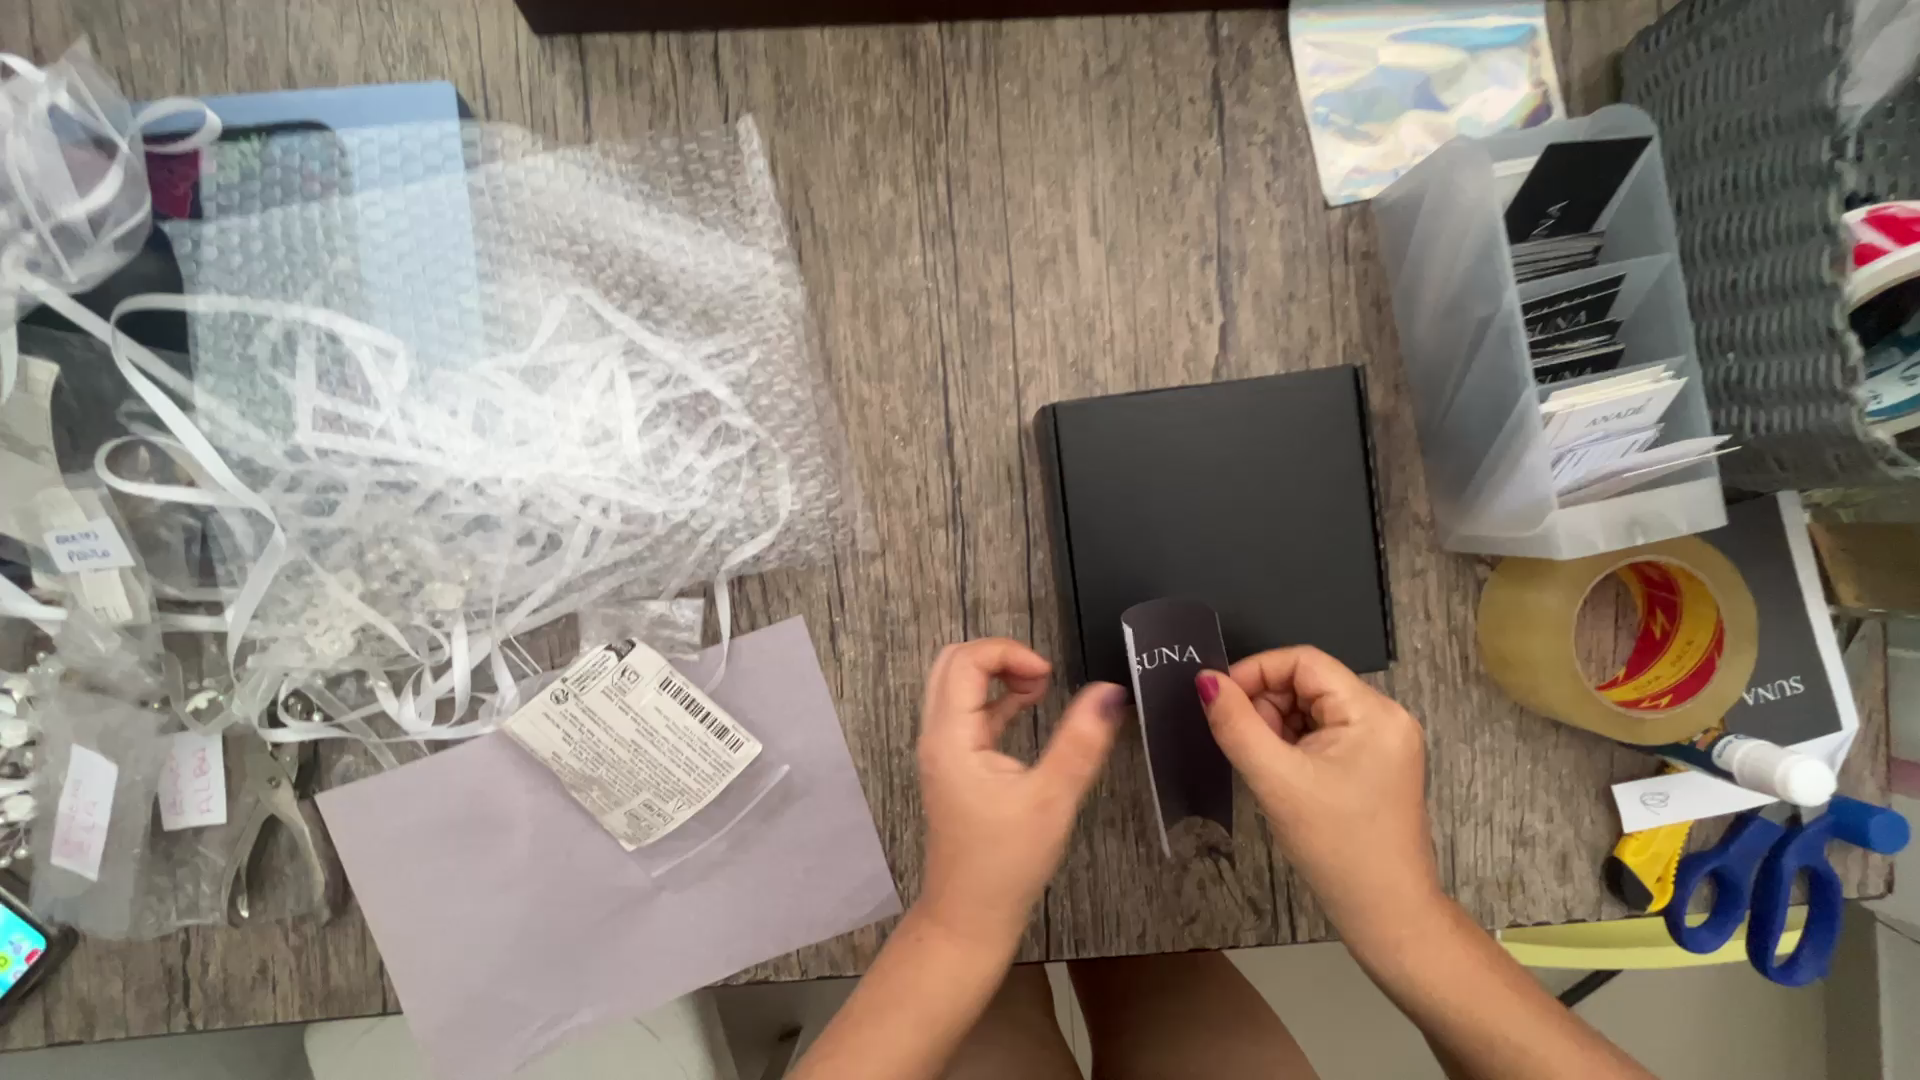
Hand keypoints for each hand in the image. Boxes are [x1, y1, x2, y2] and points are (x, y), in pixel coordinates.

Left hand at [915, 639, 1124, 949]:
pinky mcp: (954, 763)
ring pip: (957, 685)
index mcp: (950, 737)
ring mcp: (942, 749)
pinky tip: (1028, 708)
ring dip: (996, 676)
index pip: (966, 660)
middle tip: (1041, 677)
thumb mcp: (1052, 799)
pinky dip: (995, 699)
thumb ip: (1081, 743)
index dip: (1008, 652)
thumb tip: (1110, 693)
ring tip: (1039, 690)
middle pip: (953, 663)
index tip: (1048, 676)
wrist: (969, 916)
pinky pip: (967, 711)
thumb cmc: (1006, 863)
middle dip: (999, 657)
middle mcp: (936, 735)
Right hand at [1195, 647, 1440, 935]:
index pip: (1302, 661)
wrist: (1388, 916)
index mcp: (1373, 712)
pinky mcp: (1371, 763)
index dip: (1255, 672)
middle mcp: (1384, 717)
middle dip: (1265, 704)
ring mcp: (1380, 741)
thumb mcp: (1276, 780)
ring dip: (1274, 726)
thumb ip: (1235, 724)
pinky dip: (1290, 744)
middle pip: (1305, 682)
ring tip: (1266, 767)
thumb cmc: (1337, 848)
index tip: (1221, 702)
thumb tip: (1205, 680)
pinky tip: (1281, 775)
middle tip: (1246, 745)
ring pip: (1308, 707)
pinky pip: (1319, 732)